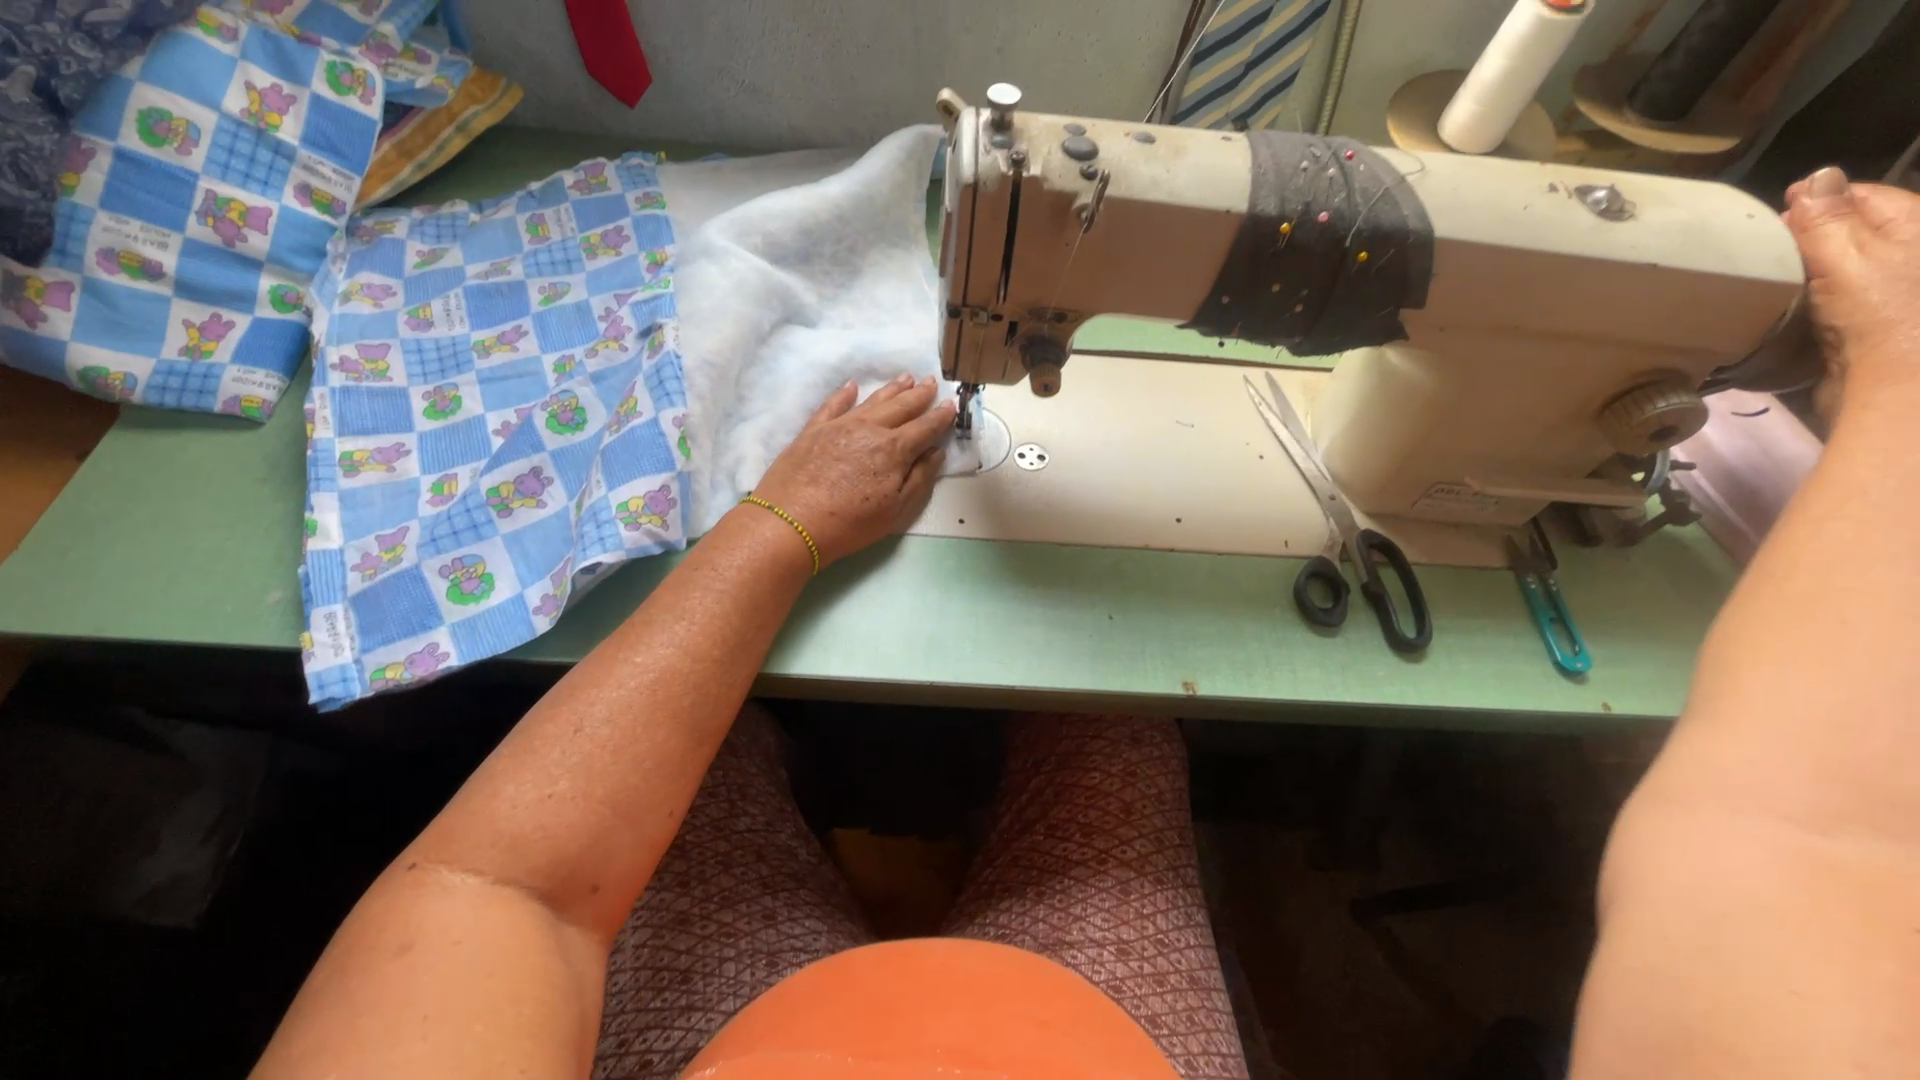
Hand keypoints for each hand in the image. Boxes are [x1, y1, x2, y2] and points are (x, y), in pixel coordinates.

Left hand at [744, 374, 955, 567]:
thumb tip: (936, 451)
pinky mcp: (813, 430)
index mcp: (894, 449)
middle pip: (901, 406)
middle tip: (930, 381)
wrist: (790, 523)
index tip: (951, 404)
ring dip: (891, 389)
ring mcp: (840, 426)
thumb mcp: (896, 511)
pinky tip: (851, 386)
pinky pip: (833, 404)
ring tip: (905, 378)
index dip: (940, 416)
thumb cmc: (850, 524)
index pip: (924, 427)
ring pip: (871, 400)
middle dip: (919, 394)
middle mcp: (870, 429)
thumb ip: (919, 478)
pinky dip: (844, 394)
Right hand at [1782, 167, 1919, 421]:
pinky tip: (1782, 307)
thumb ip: (1828, 220)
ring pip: (1834, 267)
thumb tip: (1816, 176)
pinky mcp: (1865, 324)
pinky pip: (1828, 299)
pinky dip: (1804, 300)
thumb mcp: (1850, 258)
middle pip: (1847, 232)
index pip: (1861, 196)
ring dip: (1801, 273)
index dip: (1815, 204)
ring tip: (1764, 281)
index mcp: (1915, 227)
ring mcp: (1887, 291)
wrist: (1896, 386)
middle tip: (1762, 256)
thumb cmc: (1881, 315)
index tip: (1768, 225)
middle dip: (1804, 241)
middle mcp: (1907, 254)